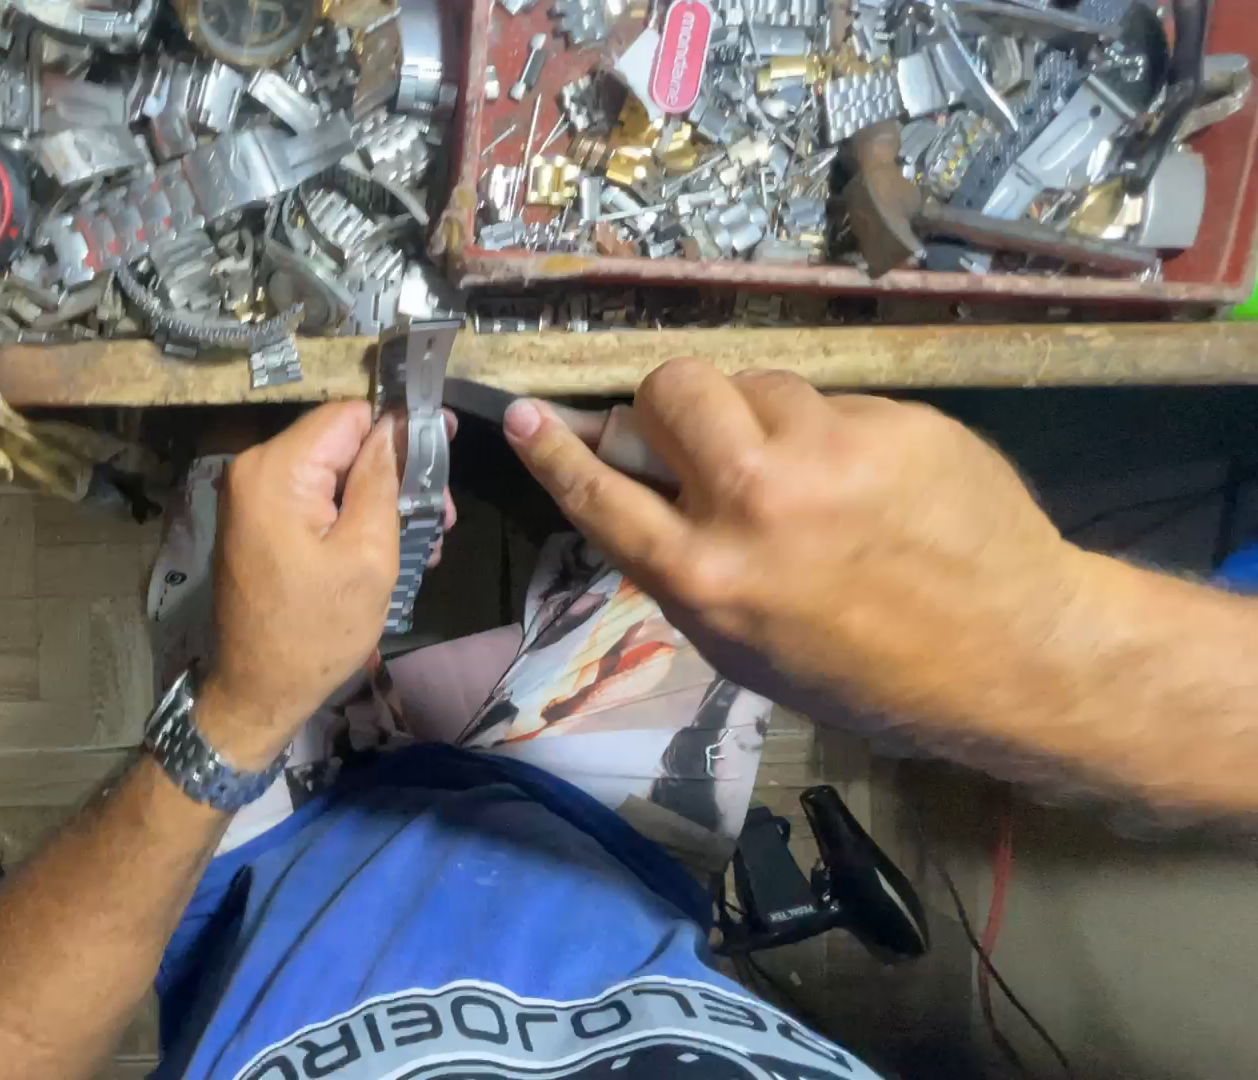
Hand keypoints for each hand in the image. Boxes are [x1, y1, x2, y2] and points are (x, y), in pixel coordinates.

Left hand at [201, 404, 405, 768]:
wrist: (258, 689)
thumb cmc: (317, 631)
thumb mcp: (368, 554)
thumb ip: (381, 480)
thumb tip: (396, 426)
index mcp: (277, 470)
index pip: (348, 415)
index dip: (399, 428)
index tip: (443, 450)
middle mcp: (253, 469)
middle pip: (338, 442)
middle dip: (392, 472)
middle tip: (439, 515)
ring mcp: (250, 496)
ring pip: (329, 472)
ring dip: (376, 498)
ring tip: (421, 540)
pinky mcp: (255, 520)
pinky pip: (311, 498)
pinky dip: (348, 515)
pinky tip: (385, 547)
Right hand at [503, 359, 1082, 733]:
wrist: (1012, 654)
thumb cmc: (844, 667)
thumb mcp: (727, 638)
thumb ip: (670, 559)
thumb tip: (636, 487)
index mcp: (700, 573)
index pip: (599, 493)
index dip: (553, 450)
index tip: (522, 414)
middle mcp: (751, 502)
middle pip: (672, 389)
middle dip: (667, 402)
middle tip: (693, 434)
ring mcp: (830, 453)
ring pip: (749, 382)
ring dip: (748, 415)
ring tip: (792, 463)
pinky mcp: (896, 423)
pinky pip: (822, 399)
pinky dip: (817, 428)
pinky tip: (856, 474)